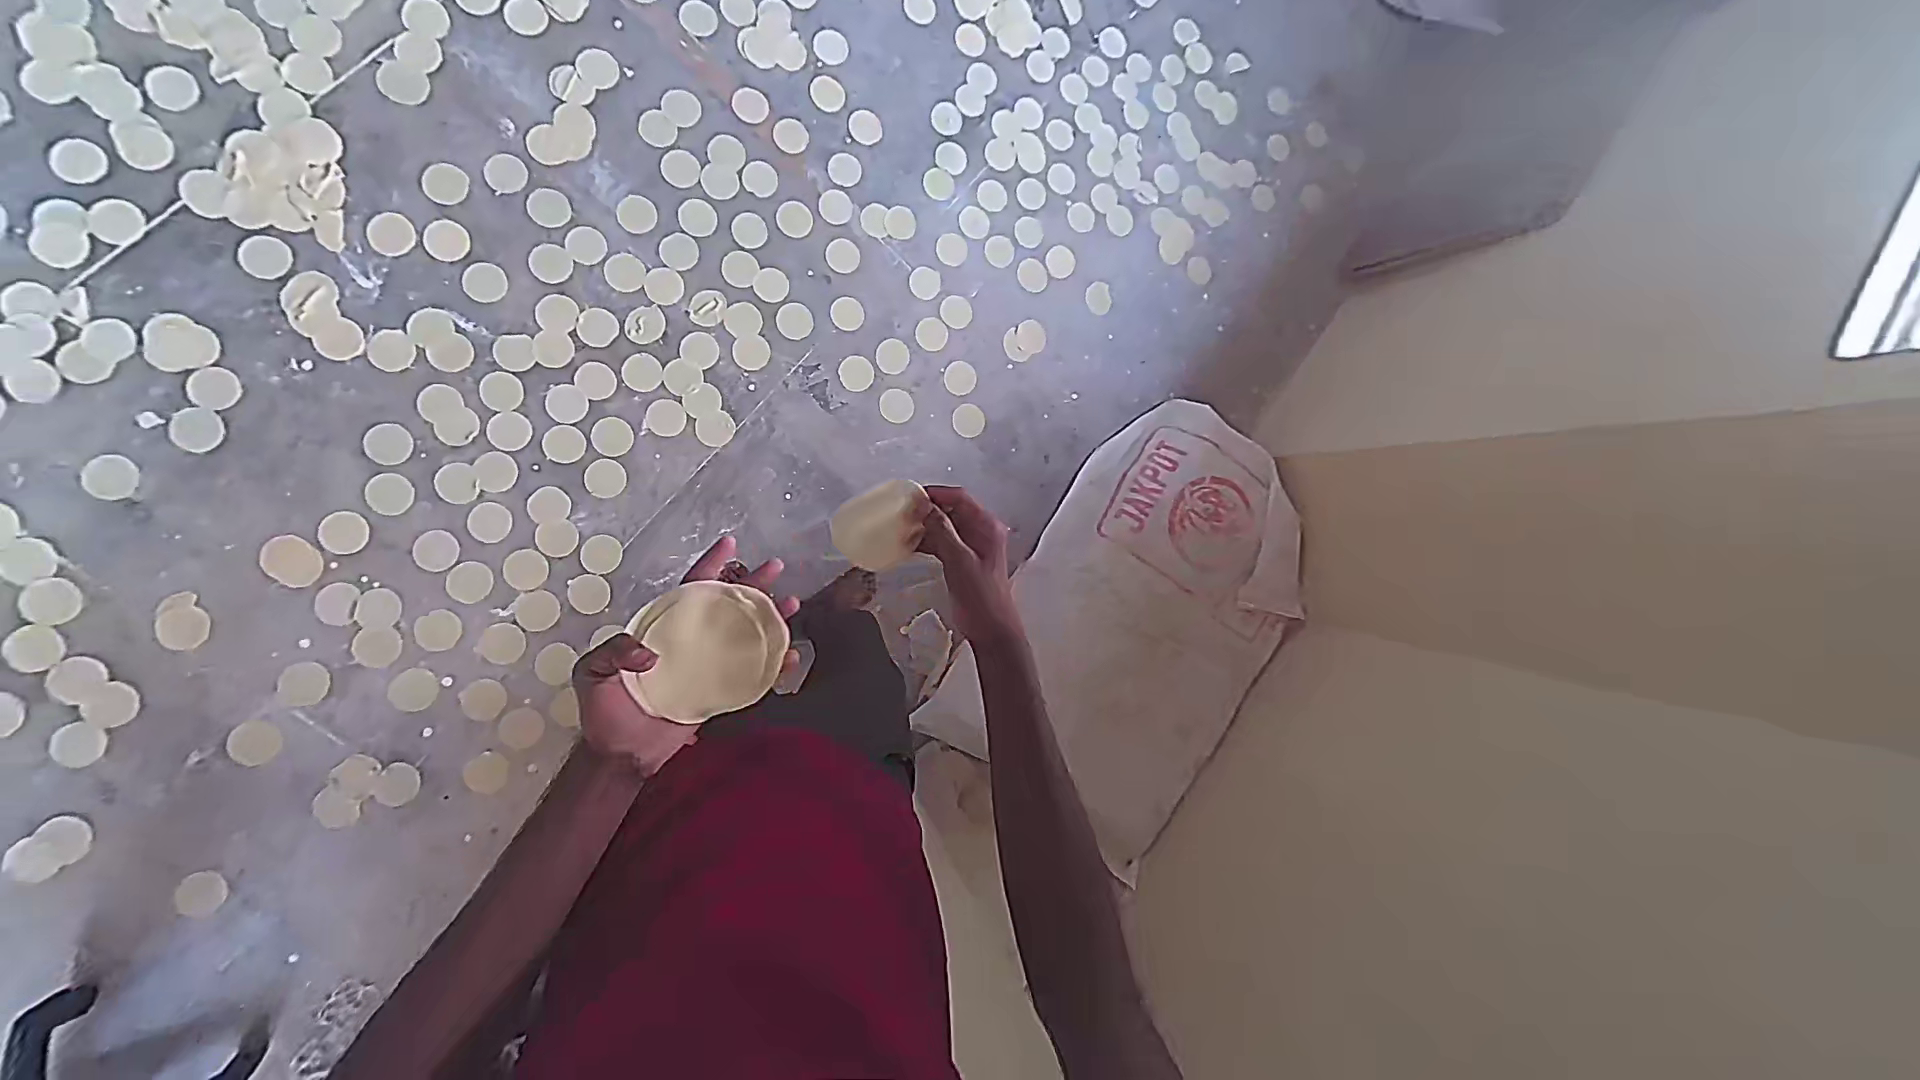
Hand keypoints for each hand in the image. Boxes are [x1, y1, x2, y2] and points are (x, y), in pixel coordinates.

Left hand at [572, 535, 797, 775]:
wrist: (623, 756)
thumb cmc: (607, 711)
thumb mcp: (593, 673)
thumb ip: (613, 651)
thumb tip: (650, 650)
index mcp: (666, 627)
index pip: (692, 588)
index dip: (711, 564)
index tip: (730, 544)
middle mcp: (694, 639)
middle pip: (729, 604)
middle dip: (753, 583)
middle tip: (776, 567)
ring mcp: (712, 664)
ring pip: (749, 633)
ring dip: (772, 617)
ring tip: (792, 604)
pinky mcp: (725, 691)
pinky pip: (756, 673)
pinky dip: (776, 663)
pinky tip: (791, 655)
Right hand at [917, 485, 1022, 647]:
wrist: (991, 629)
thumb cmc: (982, 597)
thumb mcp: (960, 561)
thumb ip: (943, 531)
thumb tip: (925, 508)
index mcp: (987, 527)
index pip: (960, 498)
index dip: (936, 494)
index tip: (912, 496)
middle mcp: (981, 532)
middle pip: (951, 509)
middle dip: (927, 510)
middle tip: (902, 513)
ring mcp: (972, 546)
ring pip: (944, 526)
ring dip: (924, 527)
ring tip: (901, 528)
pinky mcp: (962, 560)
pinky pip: (942, 543)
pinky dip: (926, 542)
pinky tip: (909, 546)